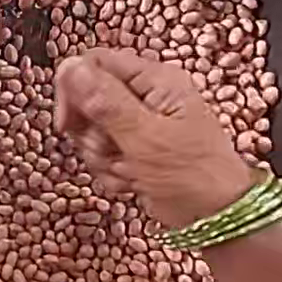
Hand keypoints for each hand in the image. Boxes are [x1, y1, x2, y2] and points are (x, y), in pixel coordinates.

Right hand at [53, 48, 257, 228]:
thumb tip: (71, 67)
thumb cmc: (191, 174)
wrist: (214, 218)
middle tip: (107, 151)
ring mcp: (136, 122)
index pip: (94, 63)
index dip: (73, 90)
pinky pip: (99, 152)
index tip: (67, 123)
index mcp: (154, 79)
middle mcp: (144, 95)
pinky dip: (108, 170)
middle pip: (87, 99)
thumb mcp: (145, 136)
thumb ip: (106, 102)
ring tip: (126, 169)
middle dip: (89, 132)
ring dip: (99, 156)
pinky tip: (130, 181)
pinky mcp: (131, 147)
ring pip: (90, 129)